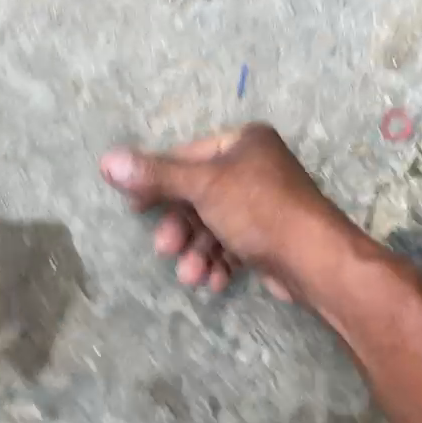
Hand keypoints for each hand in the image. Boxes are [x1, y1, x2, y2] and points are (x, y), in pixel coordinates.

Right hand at [99, 124, 358, 300]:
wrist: (315, 259)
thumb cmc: (259, 210)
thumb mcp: (203, 187)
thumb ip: (156, 175)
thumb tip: (106, 160)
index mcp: (244, 141)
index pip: (187, 157)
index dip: (158, 183)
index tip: (133, 208)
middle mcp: (256, 166)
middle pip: (199, 195)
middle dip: (181, 227)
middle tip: (166, 250)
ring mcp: (265, 203)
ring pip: (214, 224)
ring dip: (198, 251)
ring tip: (193, 276)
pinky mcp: (271, 237)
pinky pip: (233, 244)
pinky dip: (220, 262)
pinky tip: (215, 281)